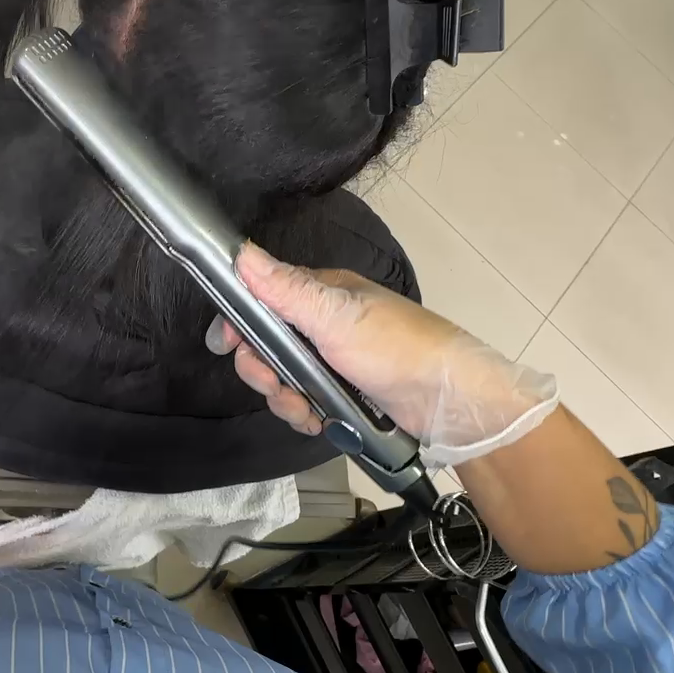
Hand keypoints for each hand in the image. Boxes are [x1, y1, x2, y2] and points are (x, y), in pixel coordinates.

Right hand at [208, 245, 559, 465]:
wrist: (446, 400)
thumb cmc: (393, 348)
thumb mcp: (335, 316)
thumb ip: (286, 289)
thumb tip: (241, 252)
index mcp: (319, 296)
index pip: (261, 300)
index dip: (239, 323)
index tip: (227, 346)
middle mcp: (320, 325)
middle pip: (265, 345)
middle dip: (262, 370)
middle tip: (275, 385)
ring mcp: (329, 360)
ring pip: (281, 378)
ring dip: (284, 399)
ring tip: (305, 410)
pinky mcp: (340, 391)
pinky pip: (302, 401)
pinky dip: (303, 413)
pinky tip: (318, 420)